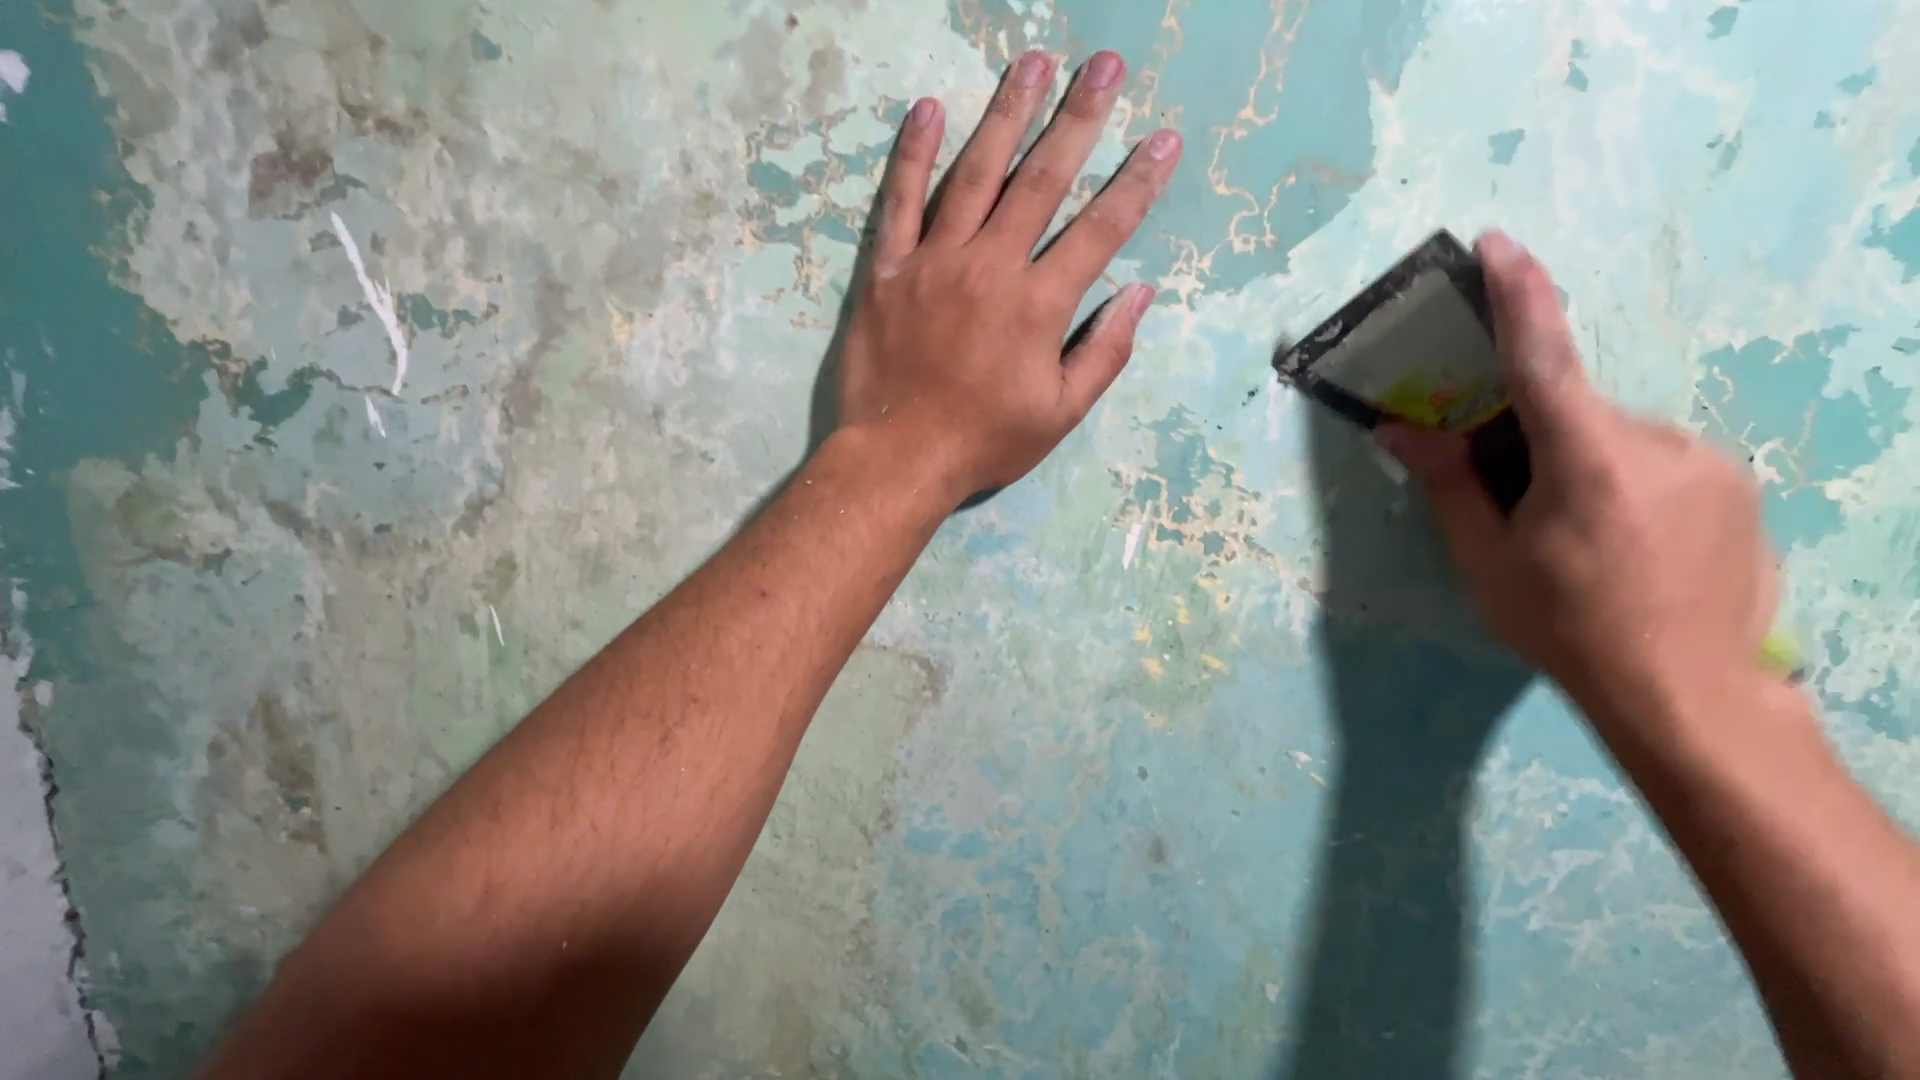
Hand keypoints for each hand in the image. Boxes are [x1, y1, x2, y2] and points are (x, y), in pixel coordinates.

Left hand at [835, 49, 1182, 497]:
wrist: (898, 457)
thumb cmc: (985, 441)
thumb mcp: (1060, 414)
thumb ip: (1104, 352)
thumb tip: (1139, 293)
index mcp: (1039, 304)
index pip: (1100, 229)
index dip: (1137, 182)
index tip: (1164, 139)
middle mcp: (991, 267)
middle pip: (1041, 180)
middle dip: (1078, 119)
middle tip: (1104, 66)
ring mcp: (934, 262)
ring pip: (974, 174)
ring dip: (1005, 115)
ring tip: (1031, 64)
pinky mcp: (888, 270)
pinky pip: (900, 202)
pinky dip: (913, 155)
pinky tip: (928, 110)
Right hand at [1378, 233, 1777, 718]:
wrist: (1688, 694)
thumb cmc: (1566, 626)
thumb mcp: (1485, 560)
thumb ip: (1447, 484)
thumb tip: (1399, 429)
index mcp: (1589, 461)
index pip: (1545, 357)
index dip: (1520, 294)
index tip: (1498, 243)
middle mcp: (1658, 443)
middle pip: (1572, 412)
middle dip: (1534, 438)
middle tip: (1515, 500)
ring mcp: (1710, 461)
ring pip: (1616, 437)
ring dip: (1579, 463)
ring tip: (1574, 537)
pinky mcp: (1738, 484)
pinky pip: (1656, 459)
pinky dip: (1622, 480)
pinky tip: (1621, 542)